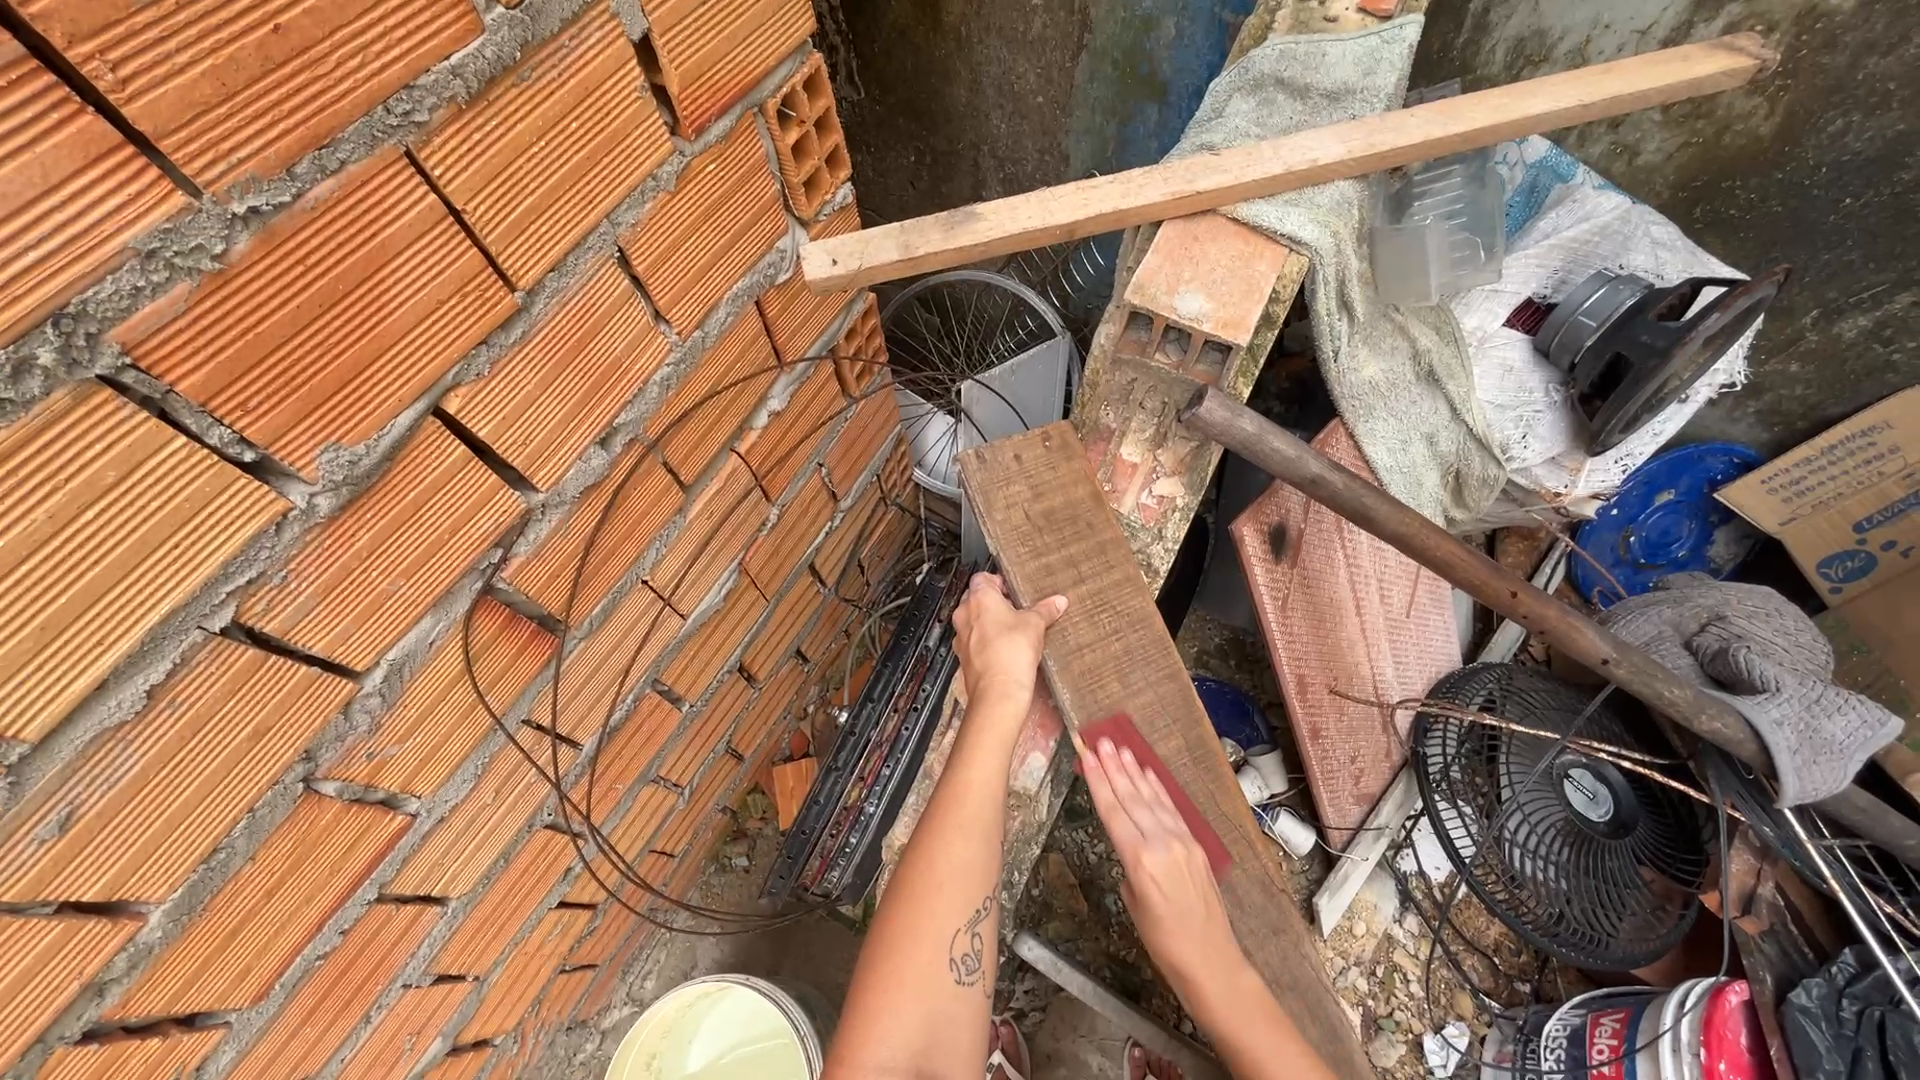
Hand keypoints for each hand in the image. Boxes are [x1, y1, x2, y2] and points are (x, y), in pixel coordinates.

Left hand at [951, 573, 1066, 709]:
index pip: (982, 577)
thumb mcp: (1035, 624)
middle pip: (976, 599)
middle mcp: (965, 614)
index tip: (1013, 589)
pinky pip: (974, 643)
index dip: (999, 581)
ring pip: (973, 622)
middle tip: (1016, 610)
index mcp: (979, 597)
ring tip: (1013, 631)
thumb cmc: (1010, 653)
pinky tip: (1005, 651)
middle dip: (995, 603)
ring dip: (989, 624)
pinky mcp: (964, 657)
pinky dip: (986, 643)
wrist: (998, 690)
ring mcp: (962, 637)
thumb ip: (1046, 610)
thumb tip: (1057, 602)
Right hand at [1080, 736, 1248, 1000]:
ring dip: (1135, 772)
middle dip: (1115, 768)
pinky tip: (1149, 775)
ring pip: (1153, 799)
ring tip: (1122, 748)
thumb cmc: (1163, 943)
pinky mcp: (1196, 846)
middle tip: (1102, 741)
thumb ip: (1129, 869)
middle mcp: (1162, 843)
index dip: (1100, 782)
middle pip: (1132, 798)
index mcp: (1140, 859)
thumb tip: (1131, 850)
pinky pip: (1172, 810)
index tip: (1089, 756)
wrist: (1211, 960)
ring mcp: (1182, 842)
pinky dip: (1159, 790)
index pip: (1114, 811)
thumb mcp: (1133, 905)